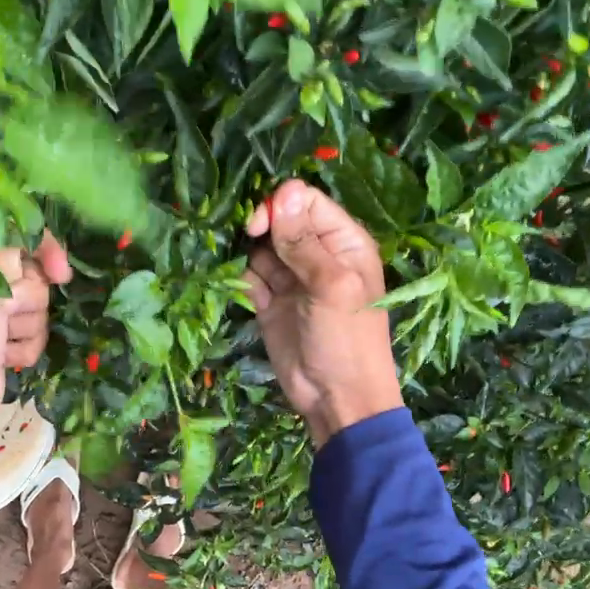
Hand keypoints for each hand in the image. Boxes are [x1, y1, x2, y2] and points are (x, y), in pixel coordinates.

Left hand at [0, 230, 71, 436]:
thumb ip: (11, 262)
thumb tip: (42, 256)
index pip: (19, 236)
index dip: (46, 248)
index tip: (62, 273)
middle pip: (37, 279)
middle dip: (29, 303)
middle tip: (5, 318)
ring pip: (39, 310)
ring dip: (26, 331)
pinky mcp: (6, 343)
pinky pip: (36, 337)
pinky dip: (24, 351)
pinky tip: (4, 362)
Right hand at [244, 180, 403, 447]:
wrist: (336, 397)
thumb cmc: (346, 338)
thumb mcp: (331, 285)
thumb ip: (303, 242)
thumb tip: (283, 191)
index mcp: (343, 242)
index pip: (307, 203)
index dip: (283, 205)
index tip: (262, 222)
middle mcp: (316, 255)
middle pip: (280, 221)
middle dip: (261, 225)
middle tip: (247, 236)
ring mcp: (291, 280)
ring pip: (261, 249)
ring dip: (249, 255)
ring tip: (246, 269)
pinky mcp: (270, 304)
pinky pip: (250, 279)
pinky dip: (243, 282)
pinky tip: (248, 295)